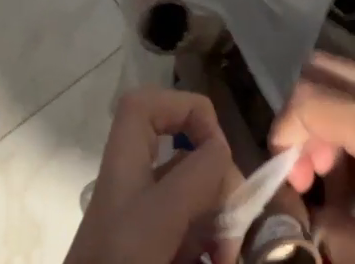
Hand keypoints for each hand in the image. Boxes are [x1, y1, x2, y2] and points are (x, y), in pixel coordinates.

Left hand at [66, 89, 241, 263]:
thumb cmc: (118, 262)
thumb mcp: (159, 215)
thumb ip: (197, 174)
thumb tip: (223, 151)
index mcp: (125, 167)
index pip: (148, 106)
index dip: (184, 109)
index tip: (213, 146)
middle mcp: (137, 190)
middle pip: (189, 158)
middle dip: (221, 187)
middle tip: (236, 220)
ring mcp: (148, 228)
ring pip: (200, 202)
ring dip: (225, 224)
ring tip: (228, 254)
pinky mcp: (159, 255)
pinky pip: (198, 238)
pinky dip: (215, 247)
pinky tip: (220, 260)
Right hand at [270, 53, 354, 263]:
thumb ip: (341, 241)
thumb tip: (312, 224)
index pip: (308, 101)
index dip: (283, 135)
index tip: (290, 178)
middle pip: (318, 73)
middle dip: (299, 117)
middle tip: (306, 170)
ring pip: (341, 76)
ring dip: (322, 114)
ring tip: (331, 171)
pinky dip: (346, 112)